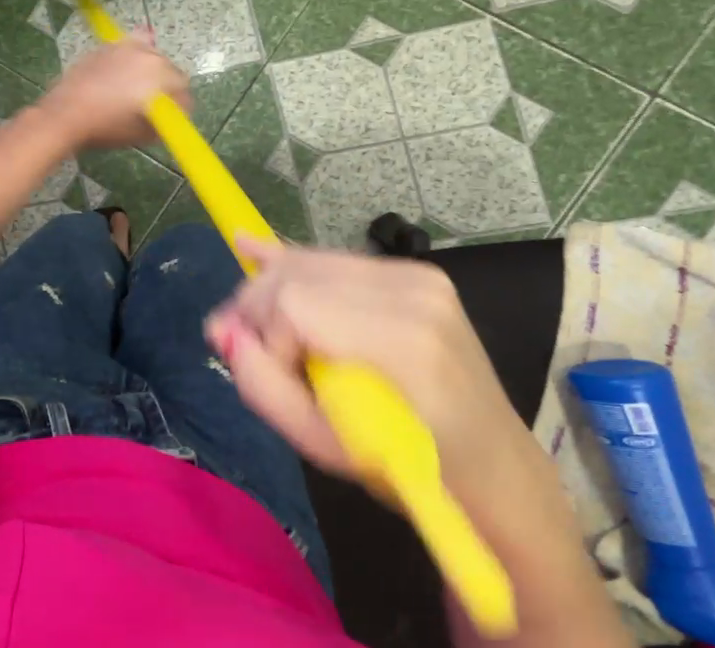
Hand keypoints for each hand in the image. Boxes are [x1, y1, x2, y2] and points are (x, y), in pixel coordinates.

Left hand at [33, 35, 189, 148]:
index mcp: (163, 78)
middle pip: (169, 70)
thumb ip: (168, 122)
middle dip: (164, 86)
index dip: (178, 105)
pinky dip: (133, 52)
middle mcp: (150, 56)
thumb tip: (173, 116)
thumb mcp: (144, 133)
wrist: (66, 113)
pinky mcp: (108, 46)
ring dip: (149, 69)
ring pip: (150, 55)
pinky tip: (127, 63)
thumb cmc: (107, 126)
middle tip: (150, 105)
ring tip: (135, 87)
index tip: (168, 117)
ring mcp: (127, 47)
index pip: (183, 89)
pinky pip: (130, 43)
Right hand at [204, 238, 531, 495]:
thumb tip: (223, 333)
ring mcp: (420, 276)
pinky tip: (251, 249)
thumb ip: (266, 389)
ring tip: (268, 334)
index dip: (267, 337)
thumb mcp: (327, 449)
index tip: (276, 376)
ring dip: (271, 292)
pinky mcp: (414, 272)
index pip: (293, 303)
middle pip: (294, 274)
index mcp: (405, 345)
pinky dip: (291, 264)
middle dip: (257, 309)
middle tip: (251, 351)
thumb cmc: (410, 466)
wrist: (491, 461)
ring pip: (305, 262)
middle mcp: (415, 295)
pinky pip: (329, 259)